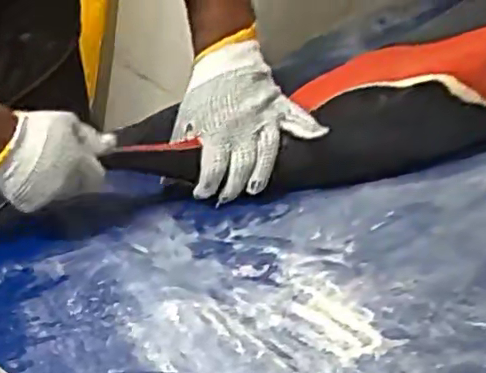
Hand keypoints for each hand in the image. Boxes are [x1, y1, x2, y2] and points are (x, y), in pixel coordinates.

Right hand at [0, 110, 116, 213]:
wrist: (3, 147)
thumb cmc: (38, 130)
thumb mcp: (70, 124)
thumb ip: (91, 139)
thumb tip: (111, 145)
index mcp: (80, 167)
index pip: (98, 178)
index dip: (98, 172)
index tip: (94, 166)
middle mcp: (66, 188)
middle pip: (79, 190)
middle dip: (79, 180)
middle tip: (70, 166)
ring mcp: (46, 199)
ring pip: (61, 196)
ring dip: (60, 187)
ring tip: (50, 172)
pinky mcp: (28, 206)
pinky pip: (42, 200)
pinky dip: (43, 193)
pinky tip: (36, 181)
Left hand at [173, 37, 326, 201]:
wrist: (224, 61)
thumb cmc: (201, 97)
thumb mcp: (183, 126)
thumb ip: (180, 152)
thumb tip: (168, 181)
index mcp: (217, 135)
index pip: (214, 170)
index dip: (208, 186)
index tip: (202, 194)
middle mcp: (243, 129)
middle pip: (243, 165)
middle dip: (234, 186)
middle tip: (228, 197)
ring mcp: (264, 116)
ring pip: (269, 150)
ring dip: (263, 171)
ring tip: (256, 188)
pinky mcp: (279, 103)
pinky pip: (297, 116)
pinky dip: (308, 126)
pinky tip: (318, 136)